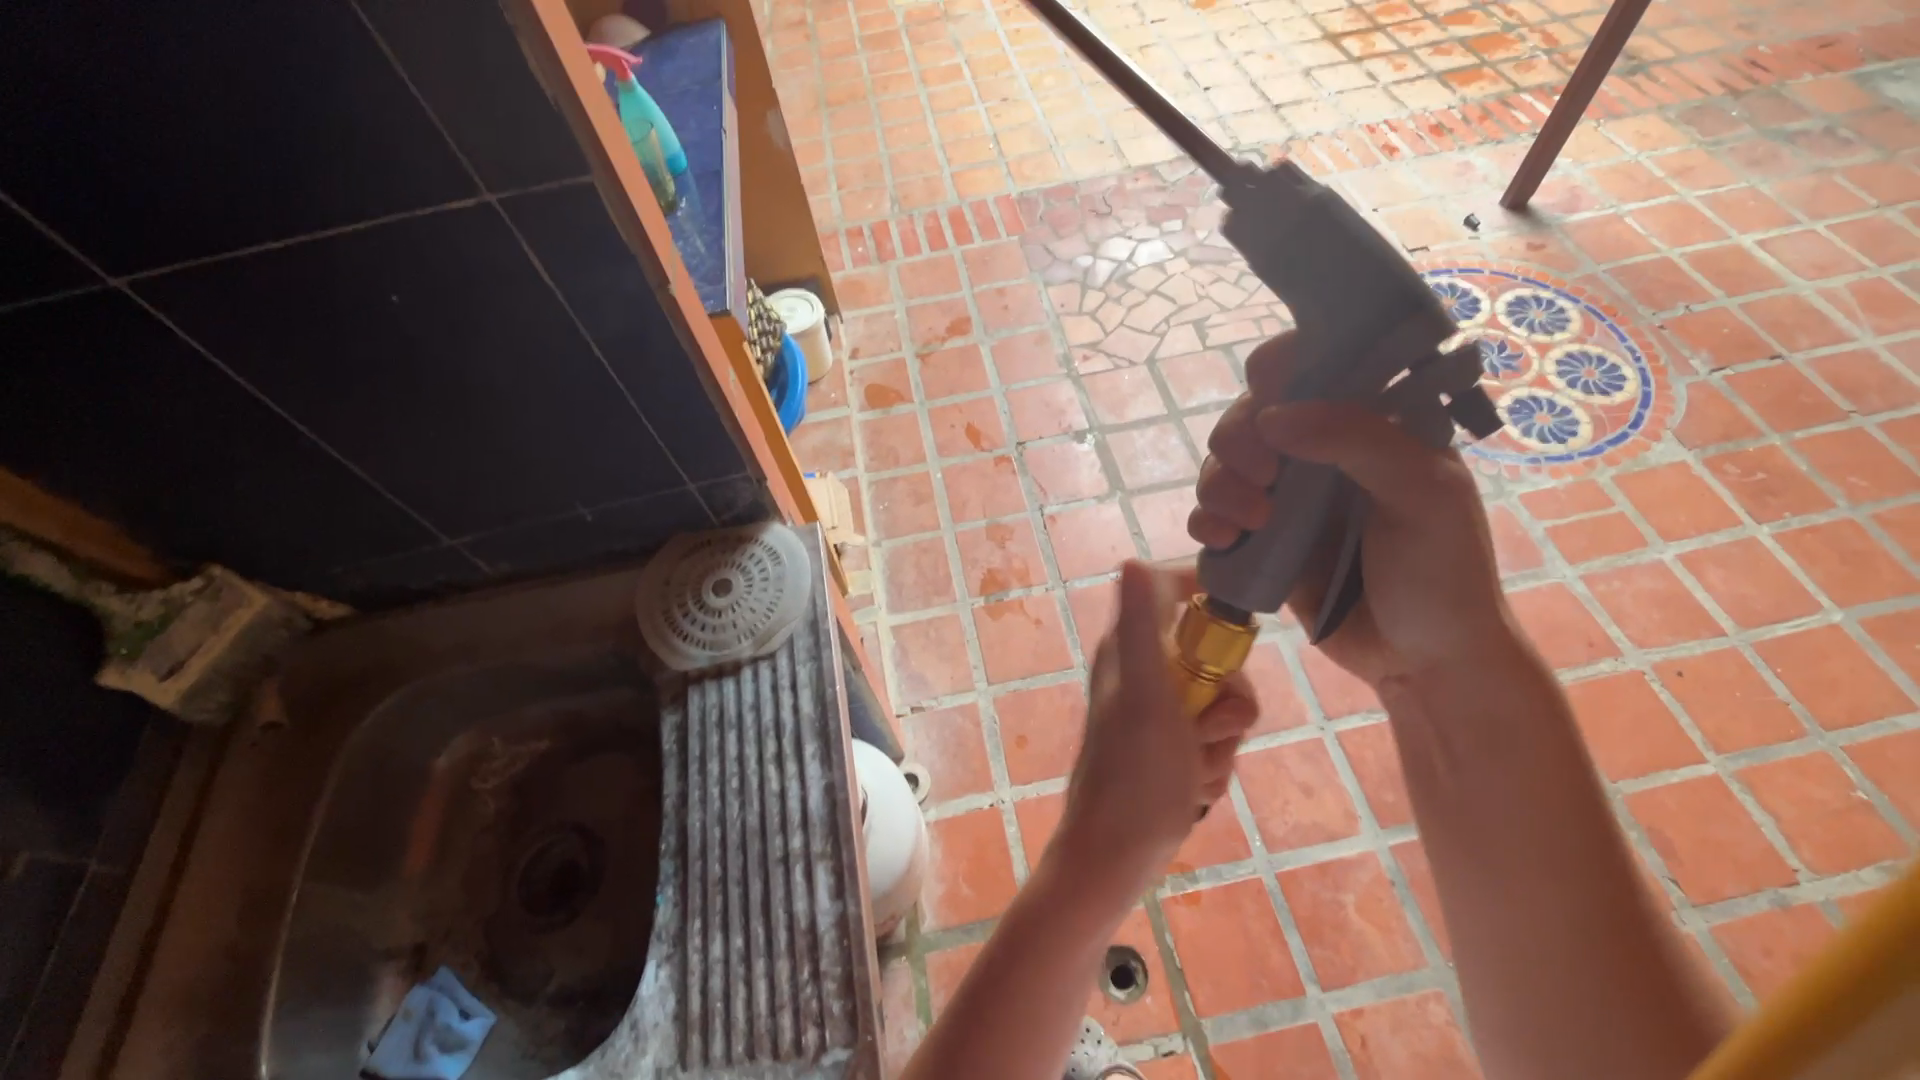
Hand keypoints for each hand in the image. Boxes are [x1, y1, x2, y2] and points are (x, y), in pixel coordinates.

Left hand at [1052, 561, 1258, 900]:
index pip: (1178, 589)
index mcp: (1131, 648)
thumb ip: (1140, 625)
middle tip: (1210, 729)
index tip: (1243, 624)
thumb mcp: (1146, 695)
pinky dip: (1213, 764)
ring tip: (1196, 766)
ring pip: (1224, 703)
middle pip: (1217, 656)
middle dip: (1228, 700)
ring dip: (1222, 740)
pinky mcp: (1172, 746)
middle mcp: (1145, 671)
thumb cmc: (1134, 775)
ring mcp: (1160, 712)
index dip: (1214, 595)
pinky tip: (1193, 787)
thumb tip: (1133, 559)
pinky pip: (1216, 739)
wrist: (1117, 854)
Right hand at [1189, 331, 1513, 690]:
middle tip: (1263, 477)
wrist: (1424, 662)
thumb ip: (1356, 440)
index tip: (1268, 387)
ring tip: (1246, 524)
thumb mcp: (1422, 494)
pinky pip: (1215, 514)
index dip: (1282, 365)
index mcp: (1373, 423)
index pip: (1317, 364)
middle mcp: (1324, 452)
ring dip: (1219, 484)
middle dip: (1240, 440)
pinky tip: (1223, 541)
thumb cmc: (1441, 572)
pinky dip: (1207, 521)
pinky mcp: (1263, 541)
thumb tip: (1273, 417)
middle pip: (1252, 414)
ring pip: (1224, 464)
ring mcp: (1289, 498)